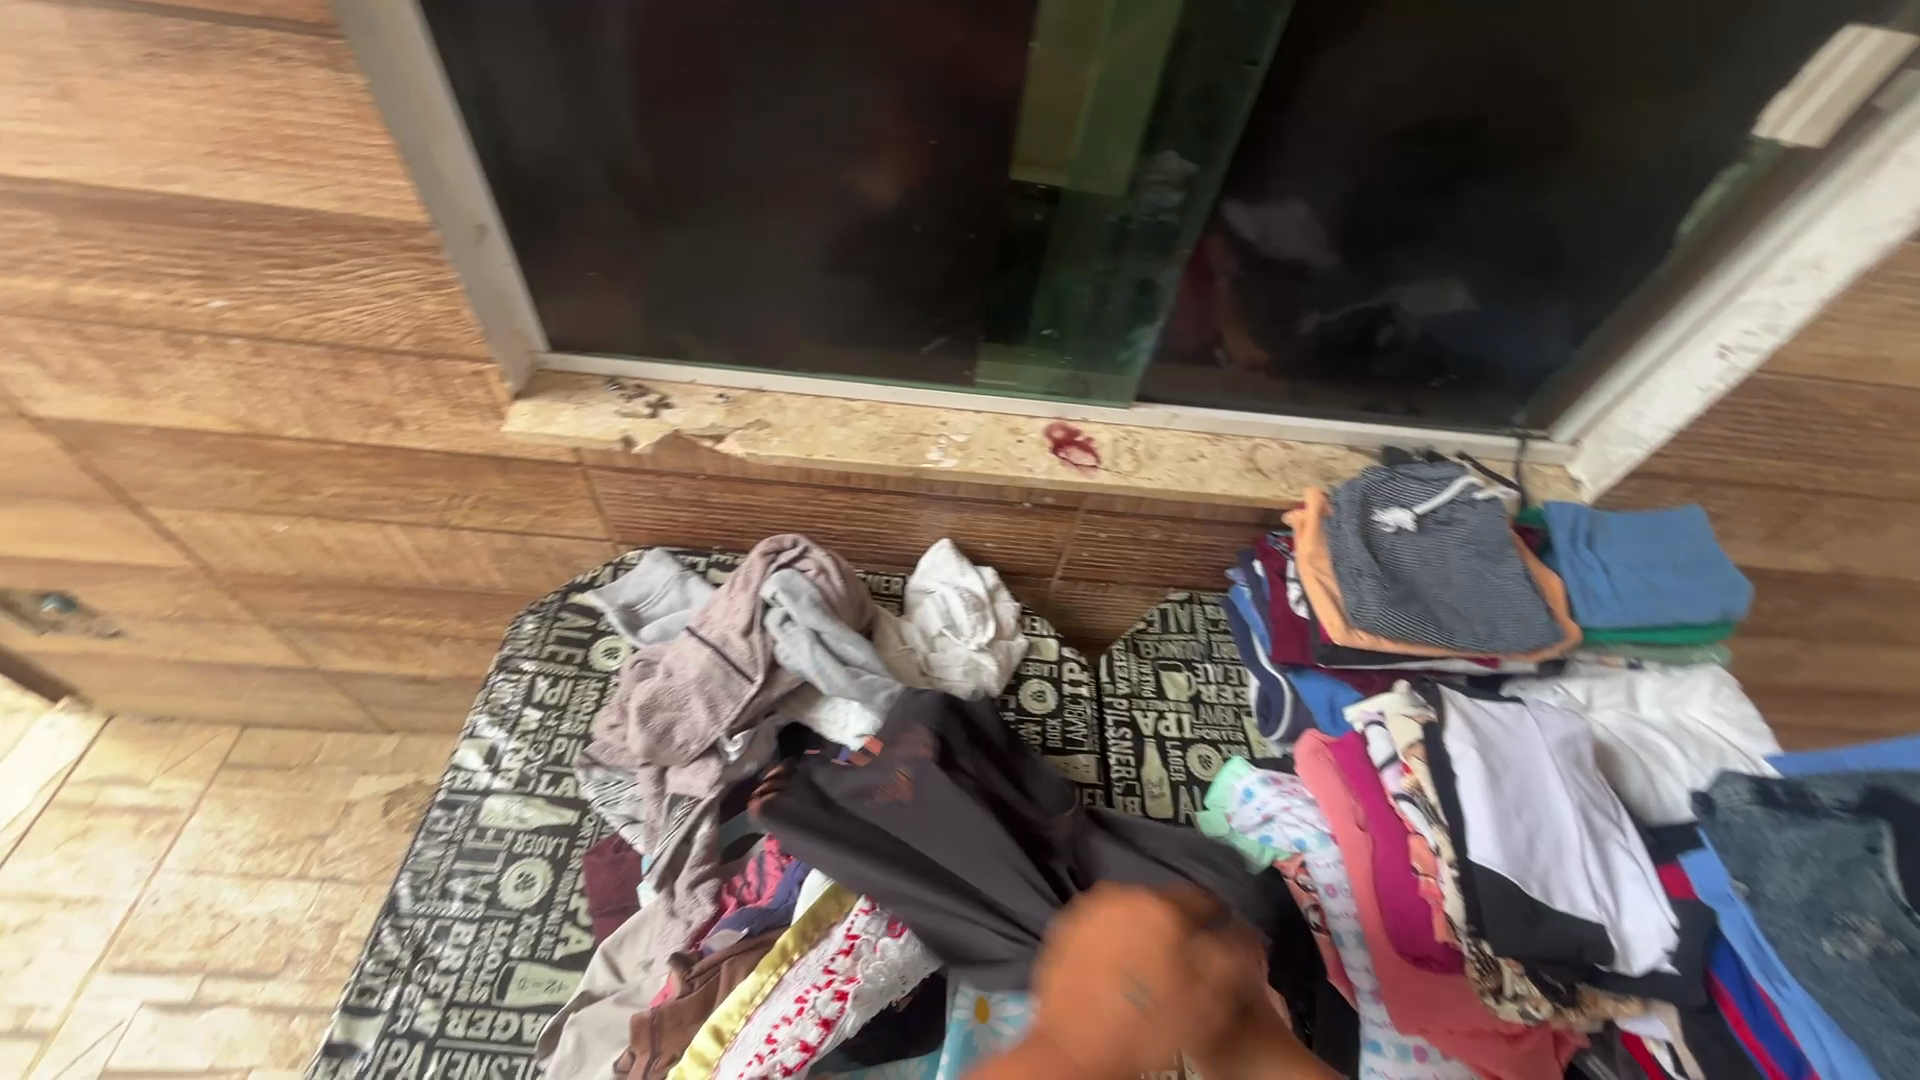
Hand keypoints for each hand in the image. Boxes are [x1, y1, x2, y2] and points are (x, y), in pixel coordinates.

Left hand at [1026, 883, 1264, 1078]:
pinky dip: (1113, 941)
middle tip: (1183, 961)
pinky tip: (1117, 970)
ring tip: (1148, 968)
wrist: (1076, 1045)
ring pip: (1129, 913)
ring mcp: (1088, 907)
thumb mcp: (1208, 997)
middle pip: (1162, 904)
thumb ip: (1232, 954)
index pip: (1202, 898)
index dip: (1217, 921)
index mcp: (1160, 903)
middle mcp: (1121, 892)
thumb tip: (1242, 930)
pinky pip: (1101, 927)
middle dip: (1176, 926)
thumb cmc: (1149, 1021)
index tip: (1220, 943)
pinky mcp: (1064, 927)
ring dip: (1142, 931)